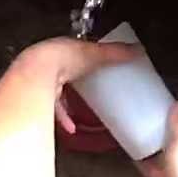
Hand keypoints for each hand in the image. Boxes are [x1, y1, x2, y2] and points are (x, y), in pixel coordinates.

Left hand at [15, 37, 142, 132]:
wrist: (40, 71)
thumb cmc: (66, 57)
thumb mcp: (97, 53)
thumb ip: (117, 53)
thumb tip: (138, 50)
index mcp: (64, 48)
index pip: (76, 51)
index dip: (85, 58)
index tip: (95, 66)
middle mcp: (51, 63)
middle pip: (64, 71)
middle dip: (75, 80)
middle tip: (89, 89)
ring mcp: (43, 80)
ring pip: (56, 91)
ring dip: (68, 103)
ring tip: (81, 113)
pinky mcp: (39, 96)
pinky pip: (52, 109)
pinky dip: (63, 118)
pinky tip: (72, 128)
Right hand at [138, 102, 177, 176]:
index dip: (177, 116)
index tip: (164, 108)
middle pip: (175, 139)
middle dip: (164, 131)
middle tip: (148, 121)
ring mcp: (177, 171)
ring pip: (164, 155)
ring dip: (153, 147)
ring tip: (139, 136)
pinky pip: (153, 170)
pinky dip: (144, 164)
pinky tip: (135, 158)